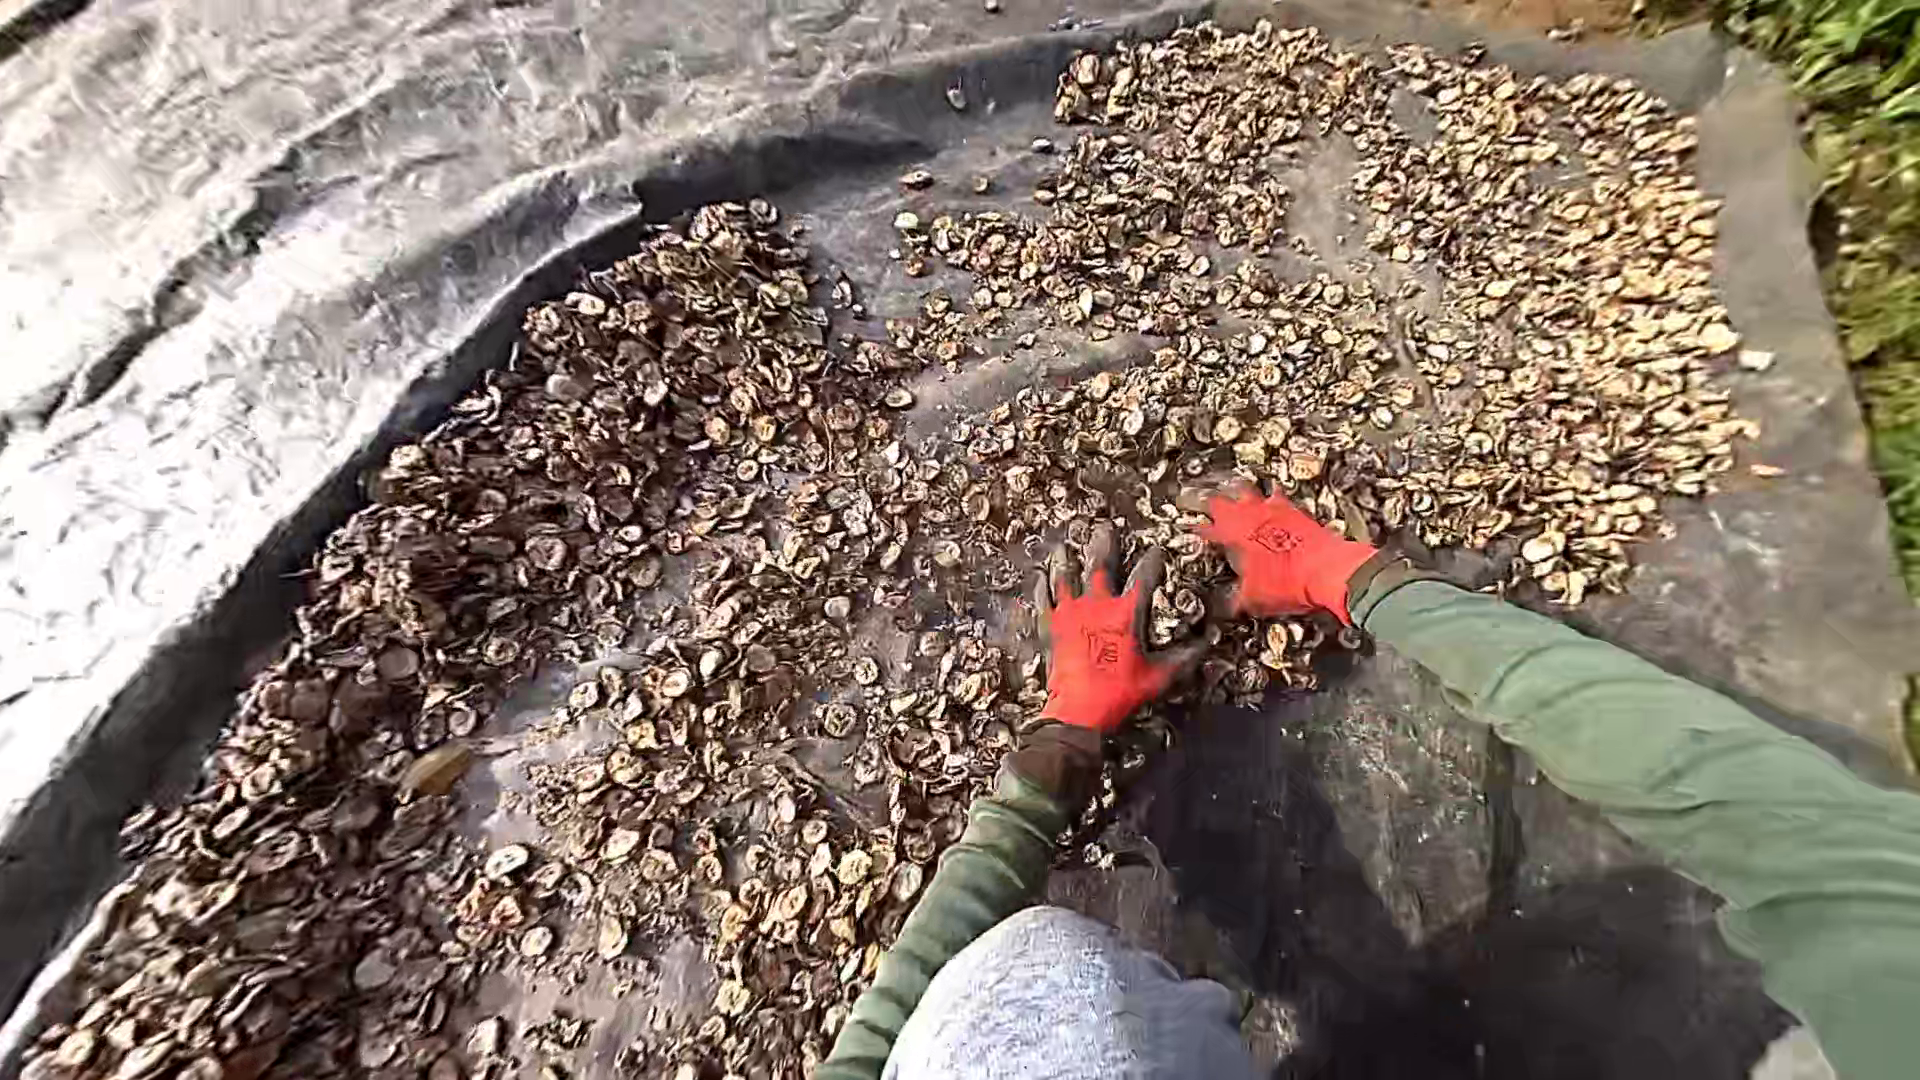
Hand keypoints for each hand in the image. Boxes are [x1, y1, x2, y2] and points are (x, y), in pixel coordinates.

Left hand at [1032, 525, 1203, 732]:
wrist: (1079, 709)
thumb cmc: (1120, 692)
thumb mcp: (1158, 677)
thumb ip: (1184, 657)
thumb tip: (1209, 643)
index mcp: (1127, 614)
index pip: (1144, 577)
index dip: (1153, 560)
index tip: (1157, 550)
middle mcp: (1098, 605)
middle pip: (1100, 564)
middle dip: (1104, 543)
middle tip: (1104, 528)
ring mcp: (1071, 611)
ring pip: (1066, 575)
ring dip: (1067, 558)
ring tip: (1065, 544)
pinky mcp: (1051, 623)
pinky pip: (1044, 596)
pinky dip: (1042, 584)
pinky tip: (1040, 574)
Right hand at [1190, 483, 1376, 624]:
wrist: (1331, 572)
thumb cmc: (1290, 583)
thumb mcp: (1256, 598)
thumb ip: (1239, 598)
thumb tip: (1230, 607)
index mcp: (1236, 539)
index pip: (1210, 531)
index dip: (1200, 530)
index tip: (1193, 528)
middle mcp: (1253, 522)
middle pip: (1227, 504)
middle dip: (1215, 501)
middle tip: (1207, 497)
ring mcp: (1276, 514)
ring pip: (1252, 494)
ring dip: (1242, 492)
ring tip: (1235, 485)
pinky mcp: (1297, 513)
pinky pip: (1280, 498)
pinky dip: (1273, 496)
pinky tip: (1273, 492)